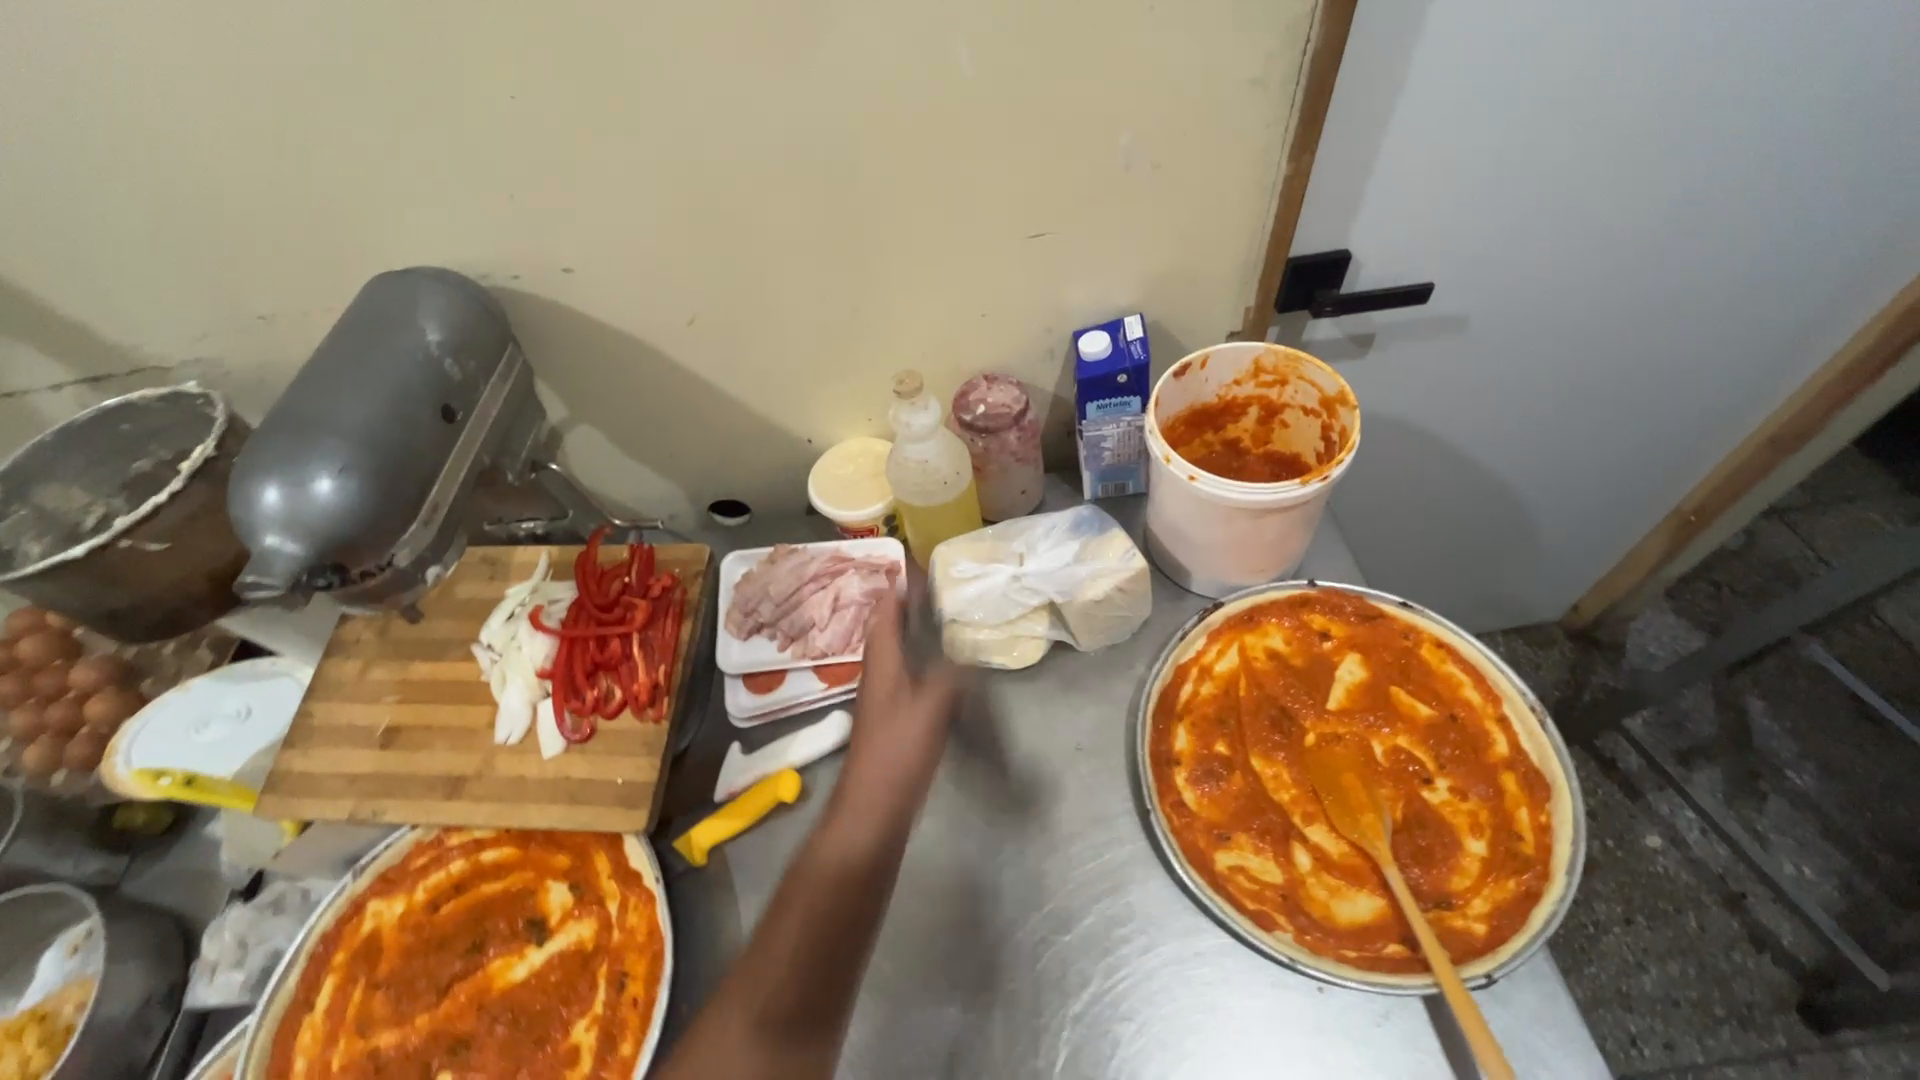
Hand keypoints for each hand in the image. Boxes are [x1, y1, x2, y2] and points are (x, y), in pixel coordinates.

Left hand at [831, 589, 958, 827]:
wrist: (874, 807)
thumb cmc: (897, 752)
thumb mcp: (931, 707)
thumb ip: (951, 675)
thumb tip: (967, 652)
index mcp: (881, 662)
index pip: (883, 611)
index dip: (896, 586)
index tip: (916, 564)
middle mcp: (879, 674)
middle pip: (887, 629)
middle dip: (905, 605)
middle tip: (935, 587)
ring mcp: (885, 697)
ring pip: (897, 653)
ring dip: (913, 632)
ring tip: (942, 618)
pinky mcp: (894, 719)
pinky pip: (908, 676)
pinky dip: (922, 662)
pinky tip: (944, 669)